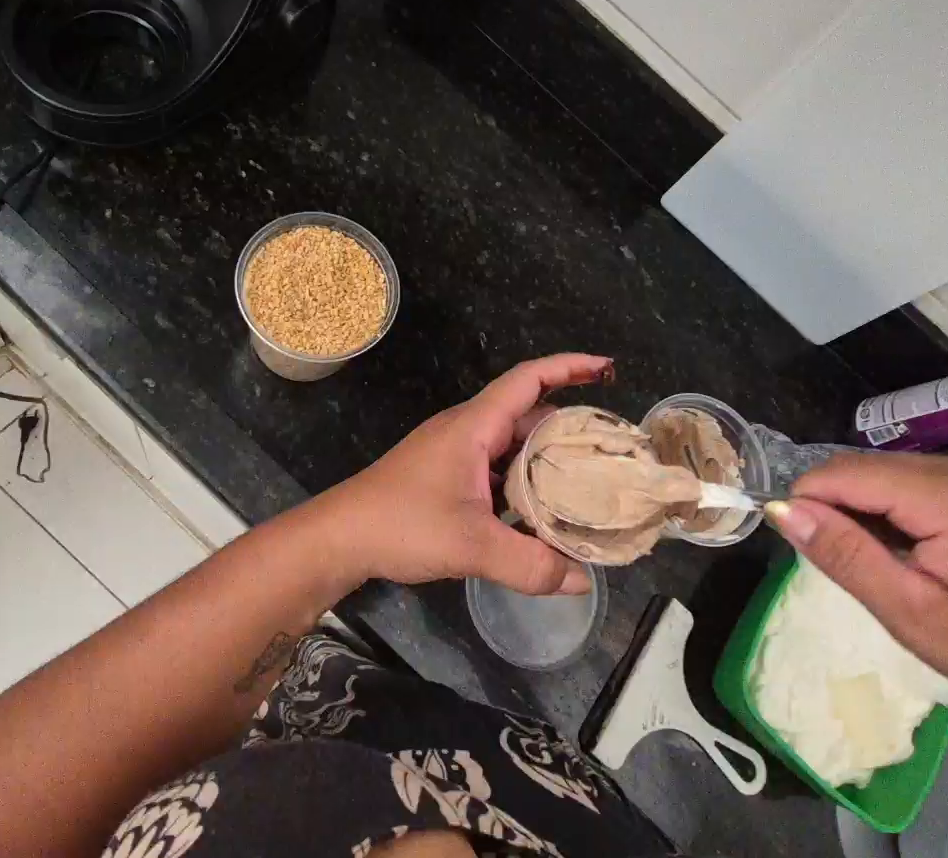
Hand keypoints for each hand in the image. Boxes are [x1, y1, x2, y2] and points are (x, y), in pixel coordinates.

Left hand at [313, 354, 613, 595]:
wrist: (338, 537)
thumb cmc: (401, 524)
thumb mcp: (470, 546)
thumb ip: (529, 564)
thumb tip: (580, 581)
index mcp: (474, 426)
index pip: (529, 379)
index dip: (570, 367)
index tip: (607, 368)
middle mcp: (467, 430)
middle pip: (526, 412)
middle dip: (568, 423)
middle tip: (608, 447)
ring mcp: (454, 453)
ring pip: (511, 443)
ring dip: (545, 456)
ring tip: (585, 479)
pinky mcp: (446, 475)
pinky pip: (496, 466)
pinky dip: (522, 480)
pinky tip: (540, 510)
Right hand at [767, 453, 947, 712]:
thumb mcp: (911, 613)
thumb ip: (846, 554)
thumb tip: (783, 510)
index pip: (848, 472)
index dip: (809, 499)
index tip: (799, 542)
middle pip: (868, 466)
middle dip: (839, 505)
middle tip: (847, 564)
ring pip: (889, 470)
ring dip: (867, 507)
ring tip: (886, 562)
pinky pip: (919, 479)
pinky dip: (897, 507)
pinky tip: (914, 549)